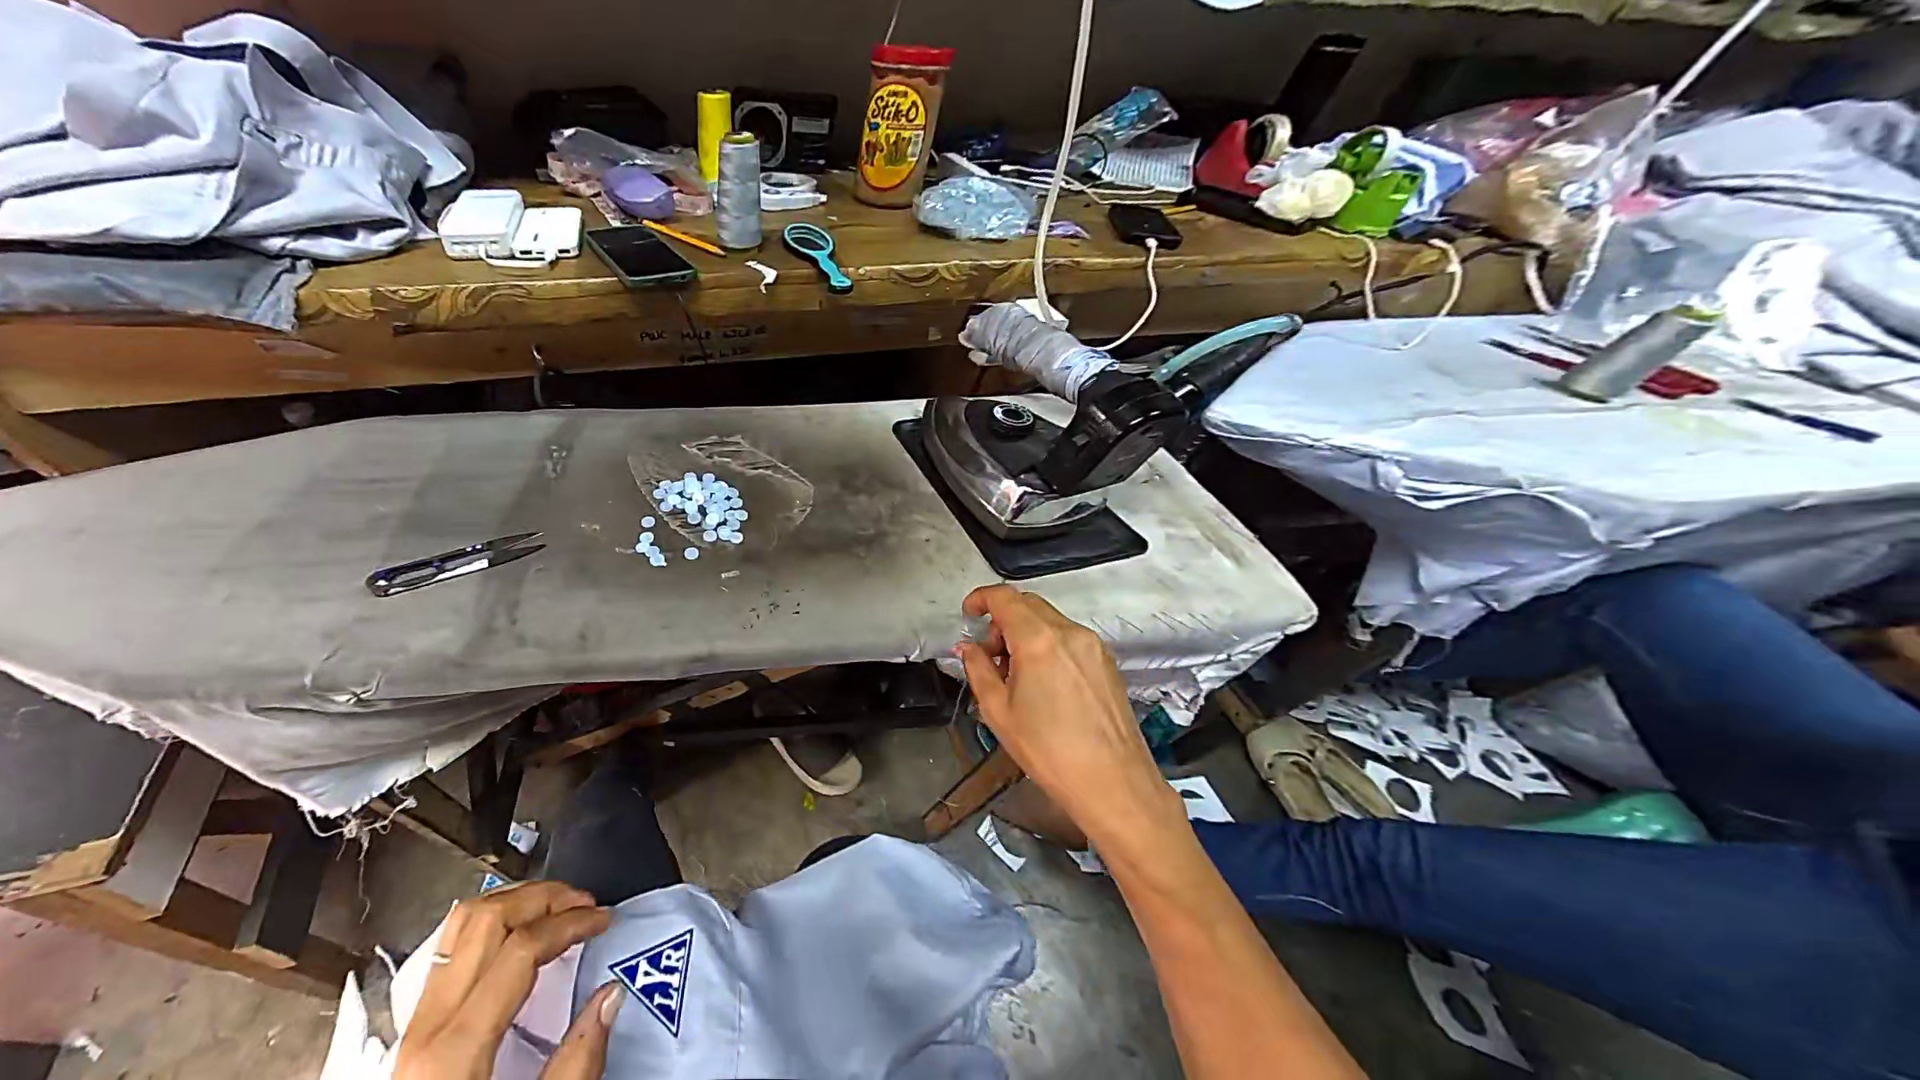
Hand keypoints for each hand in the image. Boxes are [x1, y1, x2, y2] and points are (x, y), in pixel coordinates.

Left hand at [394, 881, 617, 1079]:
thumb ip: (576, 1063)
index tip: (606, 919)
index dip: (571, 921)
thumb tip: (611, 994)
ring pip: (457, 928)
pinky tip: (517, 934)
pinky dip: (489, 925)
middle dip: (543, 898)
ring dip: (514, 904)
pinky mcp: (411, 1032)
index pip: (520, 947)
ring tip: (556, 908)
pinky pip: (447, 951)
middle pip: (484, 921)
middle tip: (585, 902)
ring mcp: (411, 1026)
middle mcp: (426, 1025)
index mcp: (455, 1048)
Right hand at [957, 585, 1184, 850]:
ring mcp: (1093, 646)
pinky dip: (1049, 645)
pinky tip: (1043, 683)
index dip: (981, 598)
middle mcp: (1070, 633)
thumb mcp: (999, 712)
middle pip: (1028, 604)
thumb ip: (978, 670)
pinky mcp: (1106, 661)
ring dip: (1026, 634)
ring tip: (1015, 676)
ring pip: (1050, 621)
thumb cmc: (1052, 753)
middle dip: (1002, 621)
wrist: (1112, 782)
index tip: (969, 612)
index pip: (1004, 598)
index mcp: (1039, 641)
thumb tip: (968, 648)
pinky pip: (1070, 638)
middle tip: (989, 655)